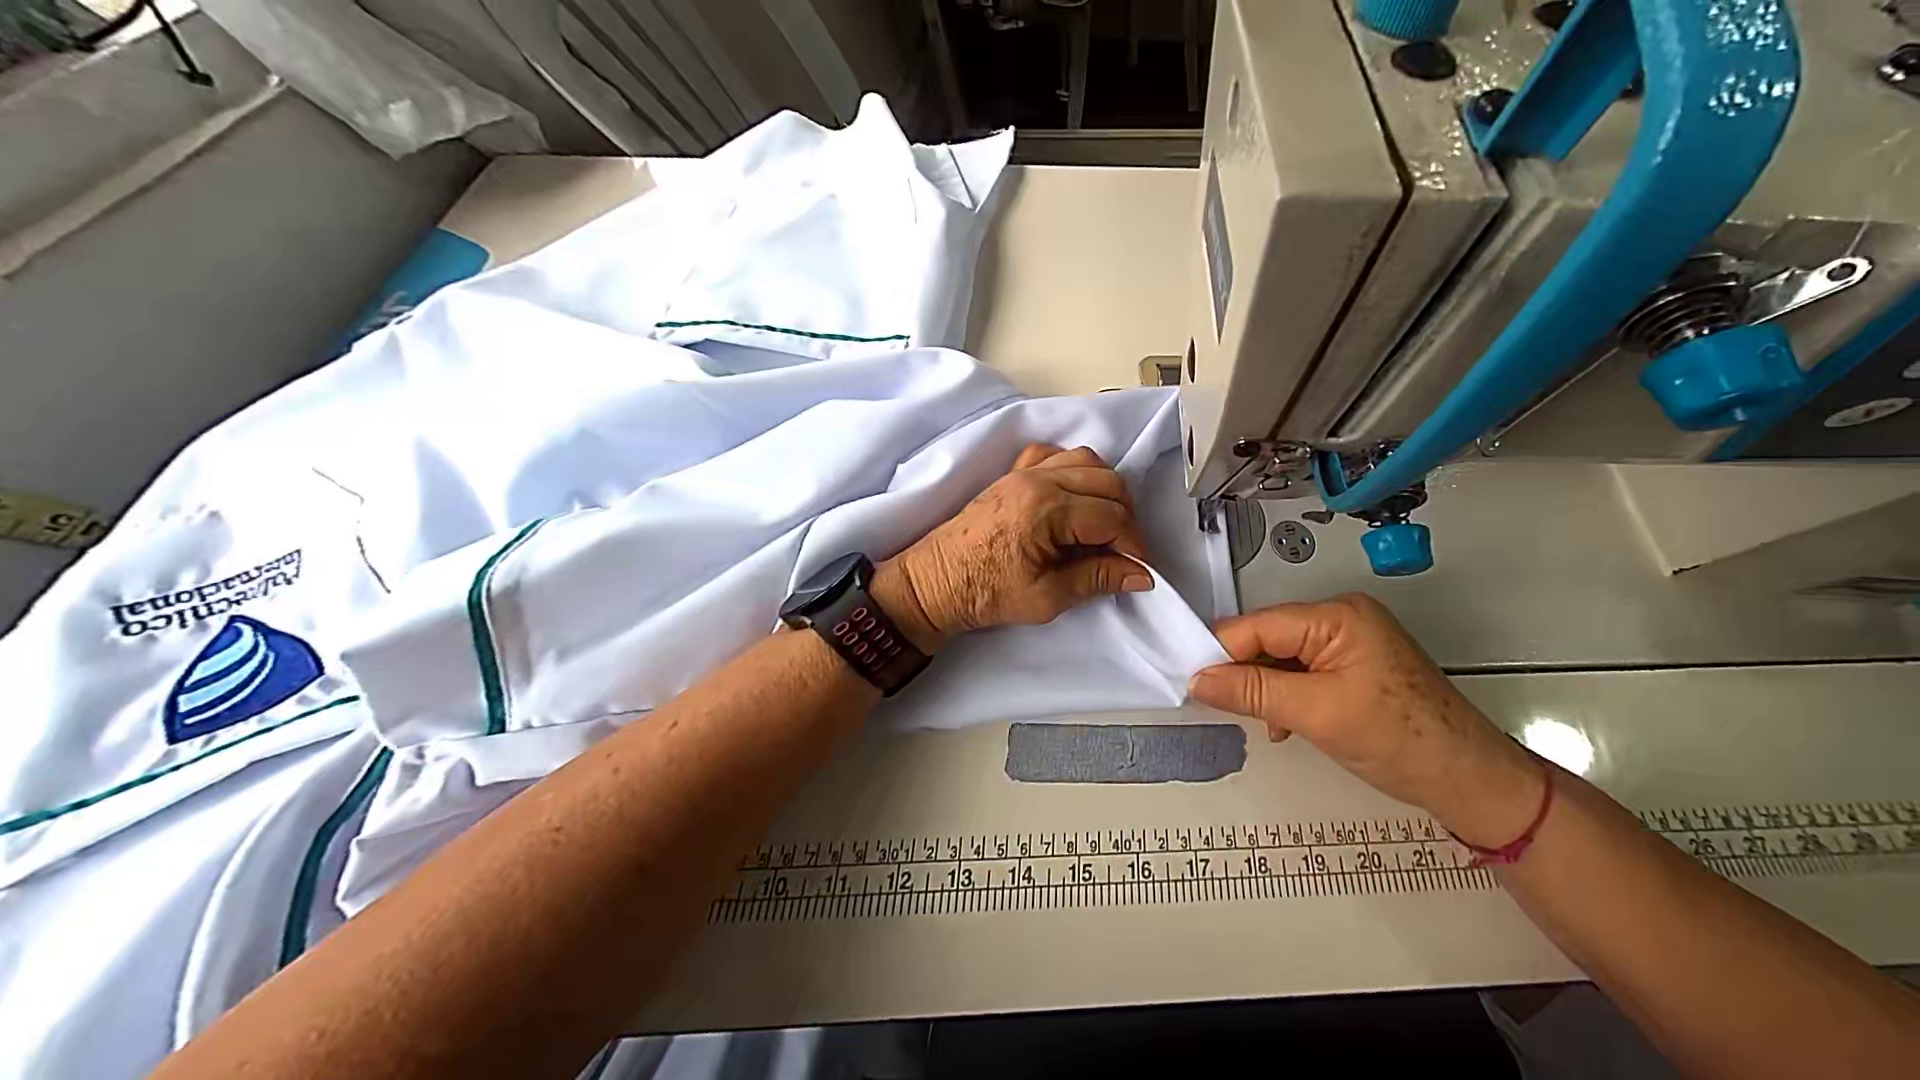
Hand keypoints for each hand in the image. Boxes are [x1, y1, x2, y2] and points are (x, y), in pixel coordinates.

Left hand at [873, 444, 1153, 651]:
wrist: (934, 584)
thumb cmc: (982, 593)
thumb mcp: (1046, 598)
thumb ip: (1097, 579)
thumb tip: (1139, 575)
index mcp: (1046, 510)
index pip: (1112, 516)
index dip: (1133, 544)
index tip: (1137, 568)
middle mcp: (1037, 480)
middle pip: (1107, 482)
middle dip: (1124, 517)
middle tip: (1122, 551)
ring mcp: (1022, 473)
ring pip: (1086, 461)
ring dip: (1104, 490)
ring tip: (1102, 526)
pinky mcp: (1011, 475)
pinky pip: (1052, 454)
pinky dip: (1072, 469)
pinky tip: (1073, 497)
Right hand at [1188, 593, 1544, 848]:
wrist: (1471, 781)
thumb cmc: (1402, 741)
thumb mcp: (1315, 714)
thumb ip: (1251, 691)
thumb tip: (1197, 680)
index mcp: (1337, 616)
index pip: (1257, 626)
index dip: (1219, 653)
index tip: (1190, 682)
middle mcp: (1341, 617)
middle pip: (1266, 638)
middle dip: (1244, 673)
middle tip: (1225, 706)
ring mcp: (1349, 640)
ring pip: (1279, 657)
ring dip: (1264, 688)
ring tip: (1268, 721)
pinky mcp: (1352, 663)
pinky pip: (1299, 670)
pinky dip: (1284, 695)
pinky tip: (1285, 722)